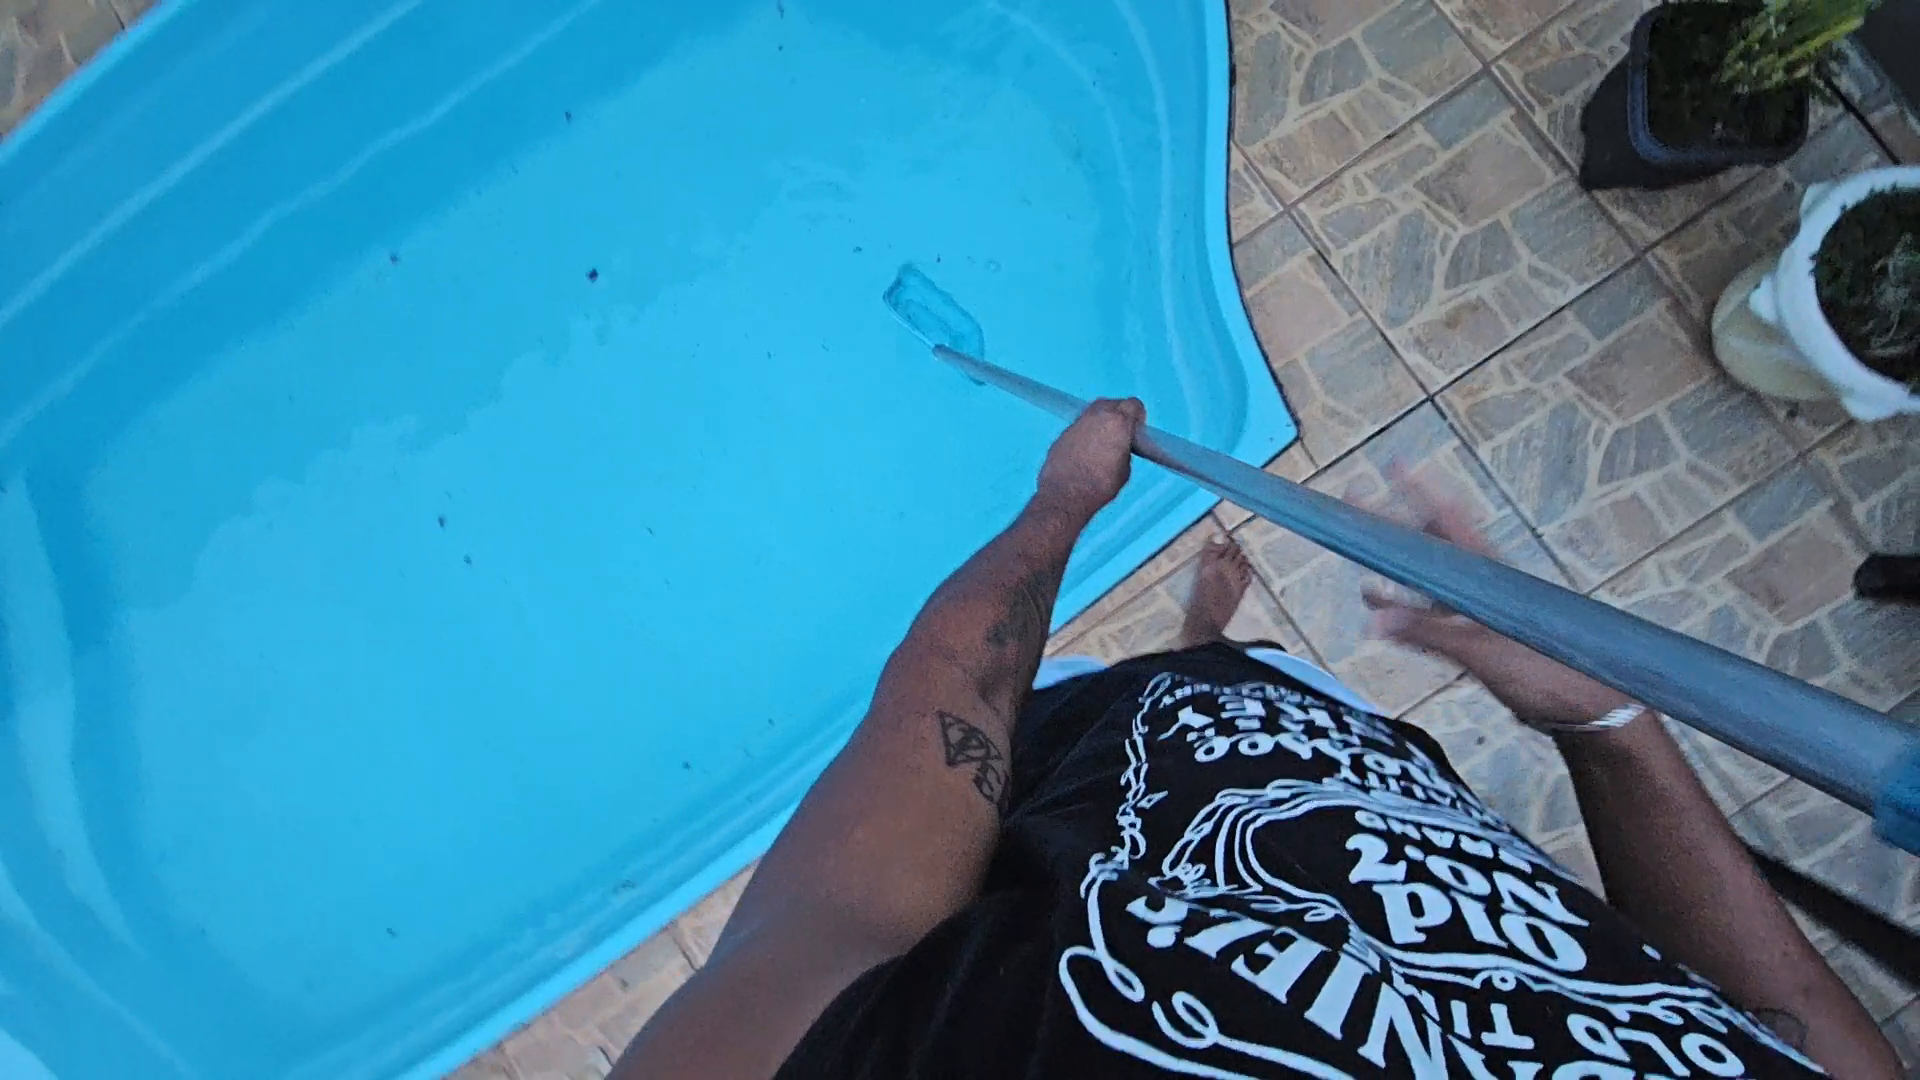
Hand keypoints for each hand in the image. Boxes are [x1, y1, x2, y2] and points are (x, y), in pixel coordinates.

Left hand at [1035, 398, 1143, 522]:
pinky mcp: (1062, 434)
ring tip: (1101, 442)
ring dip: (1100, 422)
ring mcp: (1077, 423)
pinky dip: (1084, 434)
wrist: (1065, 494)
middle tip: (1119, 433)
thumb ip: (1124, 450)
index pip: (1133, 404)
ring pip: (1093, 412)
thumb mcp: (1125, 469)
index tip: (1136, 430)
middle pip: (1112, 403)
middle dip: (1118, 414)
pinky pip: (1079, 427)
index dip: (1137, 417)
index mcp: (1118, 421)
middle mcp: (1096, 415)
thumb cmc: (1101, 484)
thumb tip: (1118, 446)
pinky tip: (1083, 452)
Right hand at [1358, 472, 1636, 733]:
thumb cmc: (1552, 675)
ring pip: (1423, 576)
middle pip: (1428, 541)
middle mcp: (1479, 582)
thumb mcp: (1485, 652)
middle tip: (1358, 499)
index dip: (1421, 491)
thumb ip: (1428, 634)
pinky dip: (1397, 605)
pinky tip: (1375, 607)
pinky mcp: (1472, 634)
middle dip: (1391, 521)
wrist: (1590, 715)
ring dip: (1390, 566)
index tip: (1395, 464)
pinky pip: (1425, 610)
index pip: (1448, 521)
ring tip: (1359, 557)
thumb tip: (1372, 619)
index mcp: (1489, 574)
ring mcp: (1475, 609)